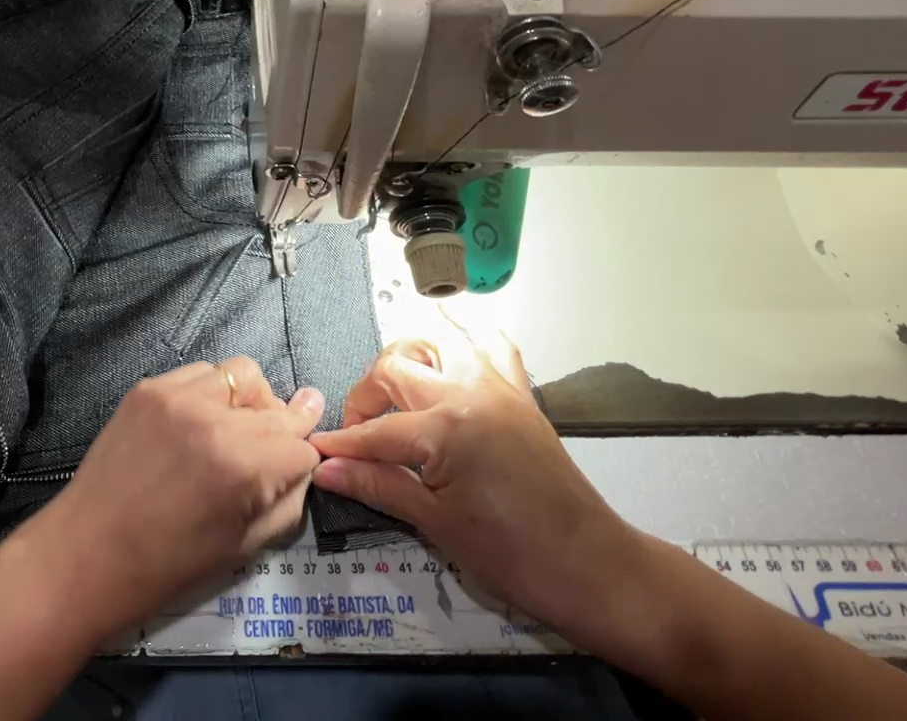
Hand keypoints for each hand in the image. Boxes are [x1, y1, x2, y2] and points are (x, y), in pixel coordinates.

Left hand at [16, 357, 323, 637]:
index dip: (303, 460)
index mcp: (243, 466)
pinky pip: (199, 374)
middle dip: (284, 431)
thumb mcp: (244, 544)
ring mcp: (178, 397)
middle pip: (277, 410)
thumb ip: (286, 500)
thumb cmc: (168, 564)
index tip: (297, 464)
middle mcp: (215, 420)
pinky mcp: (148, 389)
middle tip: (271, 449)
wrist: (88, 552)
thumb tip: (303, 464)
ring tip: (232, 429)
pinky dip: (210, 393)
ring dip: (249, 401)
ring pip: (242, 374)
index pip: (303, 446)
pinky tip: (196, 423)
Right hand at [308, 334, 654, 639]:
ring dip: (408, 359)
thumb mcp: (435, 522)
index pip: (375, 430)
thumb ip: (376, 484)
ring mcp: (498, 385)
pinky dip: (464, 341)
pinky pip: (490, 344)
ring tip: (395, 397)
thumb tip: (326, 468)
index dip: (341, 443)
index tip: (316, 451)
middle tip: (358, 434)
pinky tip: (448, 362)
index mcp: (447, 428)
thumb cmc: (513, 555)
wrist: (591, 567)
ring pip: (437, 339)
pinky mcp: (520, 392)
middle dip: (365, 396)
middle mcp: (470, 391)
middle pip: (395, 367)